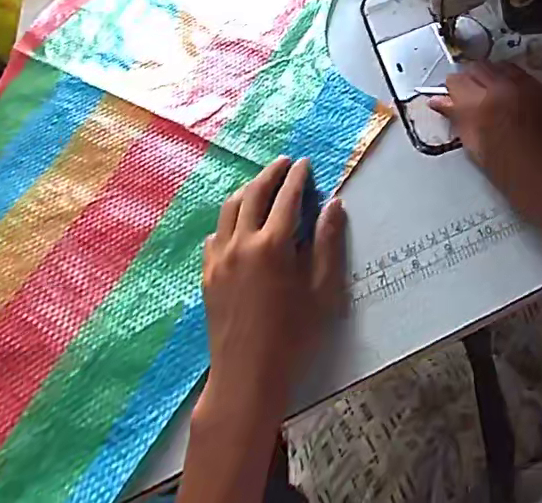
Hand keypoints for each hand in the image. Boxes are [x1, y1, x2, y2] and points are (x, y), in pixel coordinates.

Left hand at [199, 157, 345, 426]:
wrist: (247, 378)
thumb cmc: (294, 335)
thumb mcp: (323, 289)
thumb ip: (328, 242)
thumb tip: (334, 203)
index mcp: (274, 244)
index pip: (287, 196)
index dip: (298, 176)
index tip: (305, 163)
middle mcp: (243, 243)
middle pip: (255, 193)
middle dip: (271, 174)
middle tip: (285, 163)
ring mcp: (220, 259)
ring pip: (230, 209)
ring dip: (248, 190)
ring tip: (262, 184)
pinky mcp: (208, 275)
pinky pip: (216, 234)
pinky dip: (230, 220)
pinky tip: (238, 225)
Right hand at [427, 61, 541, 238]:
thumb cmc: (510, 174)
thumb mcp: (476, 148)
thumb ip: (457, 118)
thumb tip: (438, 100)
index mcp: (482, 103)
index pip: (456, 80)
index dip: (453, 92)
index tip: (454, 101)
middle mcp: (506, 86)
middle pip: (479, 66)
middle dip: (473, 80)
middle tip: (474, 100)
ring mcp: (531, 86)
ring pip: (504, 67)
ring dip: (496, 78)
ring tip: (498, 101)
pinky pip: (527, 79)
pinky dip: (519, 87)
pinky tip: (521, 107)